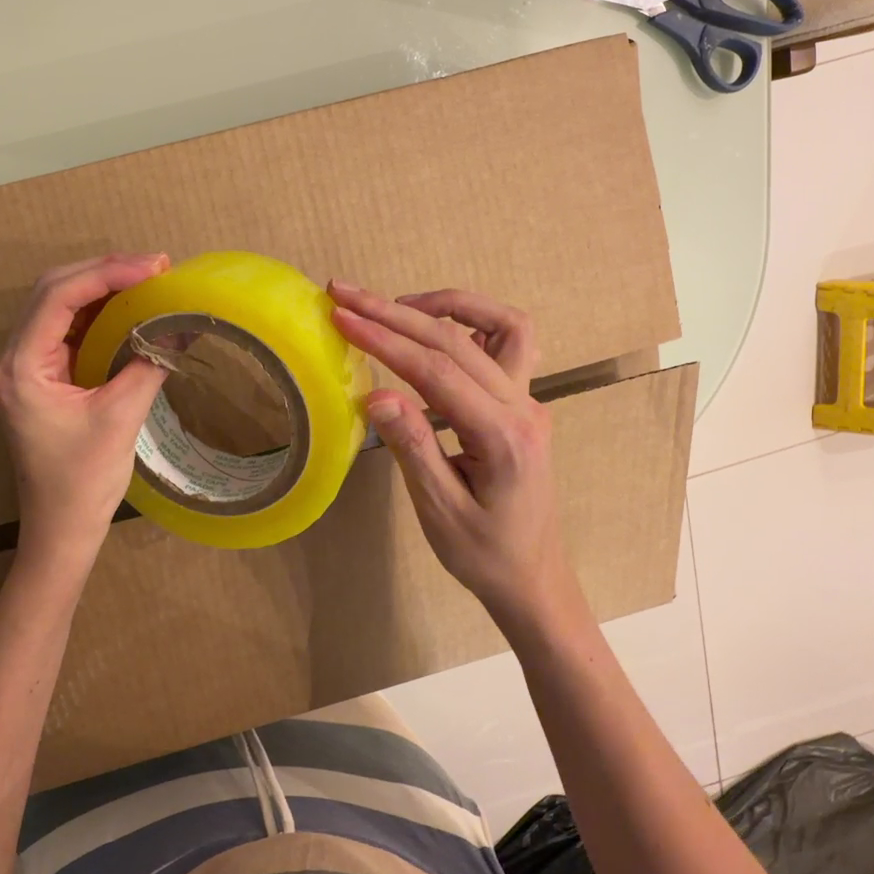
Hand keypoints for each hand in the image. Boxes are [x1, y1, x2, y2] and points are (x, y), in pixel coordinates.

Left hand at [0, 254, 170, 557]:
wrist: (60, 529)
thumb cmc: (82, 483)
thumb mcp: (120, 419)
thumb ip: (148, 365)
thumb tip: (184, 323)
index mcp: (22, 367)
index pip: (57, 297)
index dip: (106, 273)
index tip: (152, 267)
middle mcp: (14, 360)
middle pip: (53, 293)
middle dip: (103, 273)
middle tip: (155, 268)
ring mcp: (26, 369)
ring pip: (58, 308)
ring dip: (101, 290)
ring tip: (148, 280)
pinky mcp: (42, 379)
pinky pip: (67, 332)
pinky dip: (98, 315)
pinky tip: (130, 309)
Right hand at [326, 283, 576, 625]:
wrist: (532, 578)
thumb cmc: (482, 554)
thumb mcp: (439, 511)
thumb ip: (412, 448)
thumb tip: (375, 394)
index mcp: (502, 437)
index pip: (437, 370)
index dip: (385, 339)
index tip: (342, 316)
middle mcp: (523, 408)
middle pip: (459, 339)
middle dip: (396, 312)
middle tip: (345, 294)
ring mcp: (528, 402)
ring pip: (499, 326)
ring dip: (446, 306)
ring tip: (395, 305)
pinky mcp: (521, 405)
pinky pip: (507, 345)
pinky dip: (471, 324)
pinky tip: (433, 331)